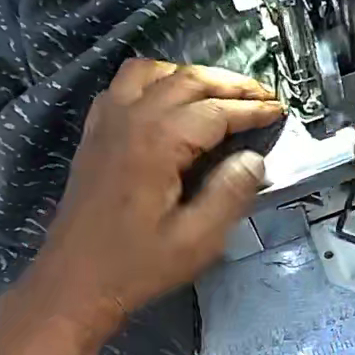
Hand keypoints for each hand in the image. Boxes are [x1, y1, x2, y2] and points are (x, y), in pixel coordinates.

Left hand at [12, 60, 280, 341]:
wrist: (74, 281)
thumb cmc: (139, 265)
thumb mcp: (198, 240)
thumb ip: (230, 194)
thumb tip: (254, 159)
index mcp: (157, 142)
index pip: (215, 110)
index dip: (251, 109)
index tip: (280, 110)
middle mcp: (130, 119)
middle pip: (185, 81)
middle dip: (229, 84)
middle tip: (263, 94)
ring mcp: (106, 123)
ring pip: (152, 73)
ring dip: (191, 75)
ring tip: (221, 91)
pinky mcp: (95, 135)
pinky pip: (124, 86)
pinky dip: (155, 81)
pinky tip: (170, 99)